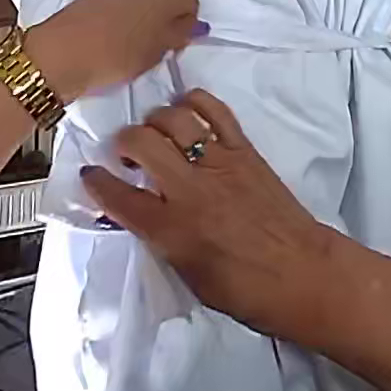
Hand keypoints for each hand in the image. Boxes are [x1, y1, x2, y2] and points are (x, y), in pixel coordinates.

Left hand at [24, 0, 200, 101]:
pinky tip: (113, 37)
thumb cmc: (116, 56)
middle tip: (158, 47)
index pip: (192, 3)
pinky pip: (121, 1)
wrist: (59, 55)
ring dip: (144, 16)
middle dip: (167, 18)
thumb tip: (192, 26)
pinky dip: (124, 15)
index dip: (189, 25)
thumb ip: (179, 35)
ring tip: (133, 44)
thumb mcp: (156, 53)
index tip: (177, 45)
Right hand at [80, 90, 344, 340]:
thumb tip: (144, 214)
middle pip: (143, 143)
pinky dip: (196, 102)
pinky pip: (216, 112)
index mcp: (172, 229)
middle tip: (125, 151)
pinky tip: (187, 108)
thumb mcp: (187, 274)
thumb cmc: (243, 289)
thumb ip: (161, 239)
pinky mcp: (244, 150)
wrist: (301, 272)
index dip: (97, 183)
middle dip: (123, 140)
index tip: (90, 173)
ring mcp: (219, 163)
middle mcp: (191, 189)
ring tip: (156, 131)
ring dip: (157, 119)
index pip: (120, 197)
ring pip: (176, 119)